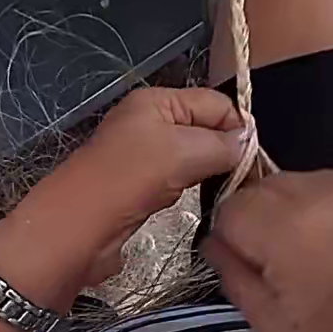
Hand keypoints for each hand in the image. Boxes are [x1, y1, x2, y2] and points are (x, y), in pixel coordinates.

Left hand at [0, 88, 245, 298]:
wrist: (76, 230)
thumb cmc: (127, 181)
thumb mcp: (181, 152)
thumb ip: (221, 144)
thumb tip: (248, 144)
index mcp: (157, 101)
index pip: (215, 103)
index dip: (239, 127)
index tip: (256, 159)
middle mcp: (149, 123)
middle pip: (204, 130)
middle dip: (224, 151)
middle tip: (244, 179)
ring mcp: (142, 157)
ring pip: (191, 159)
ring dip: (205, 174)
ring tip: (219, 189)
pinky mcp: (138, 188)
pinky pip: (175, 182)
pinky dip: (185, 190)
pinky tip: (185, 200)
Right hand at [202, 170, 332, 331]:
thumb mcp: (271, 324)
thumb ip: (232, 274)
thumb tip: (214, 241)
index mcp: (281, 226)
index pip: (230, 206)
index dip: (236, 237)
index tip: (257, 266)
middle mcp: (319, 188)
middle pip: (267, 187)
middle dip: (268, 219)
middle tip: (294, 262)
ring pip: (308, 182)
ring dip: (306, 210)